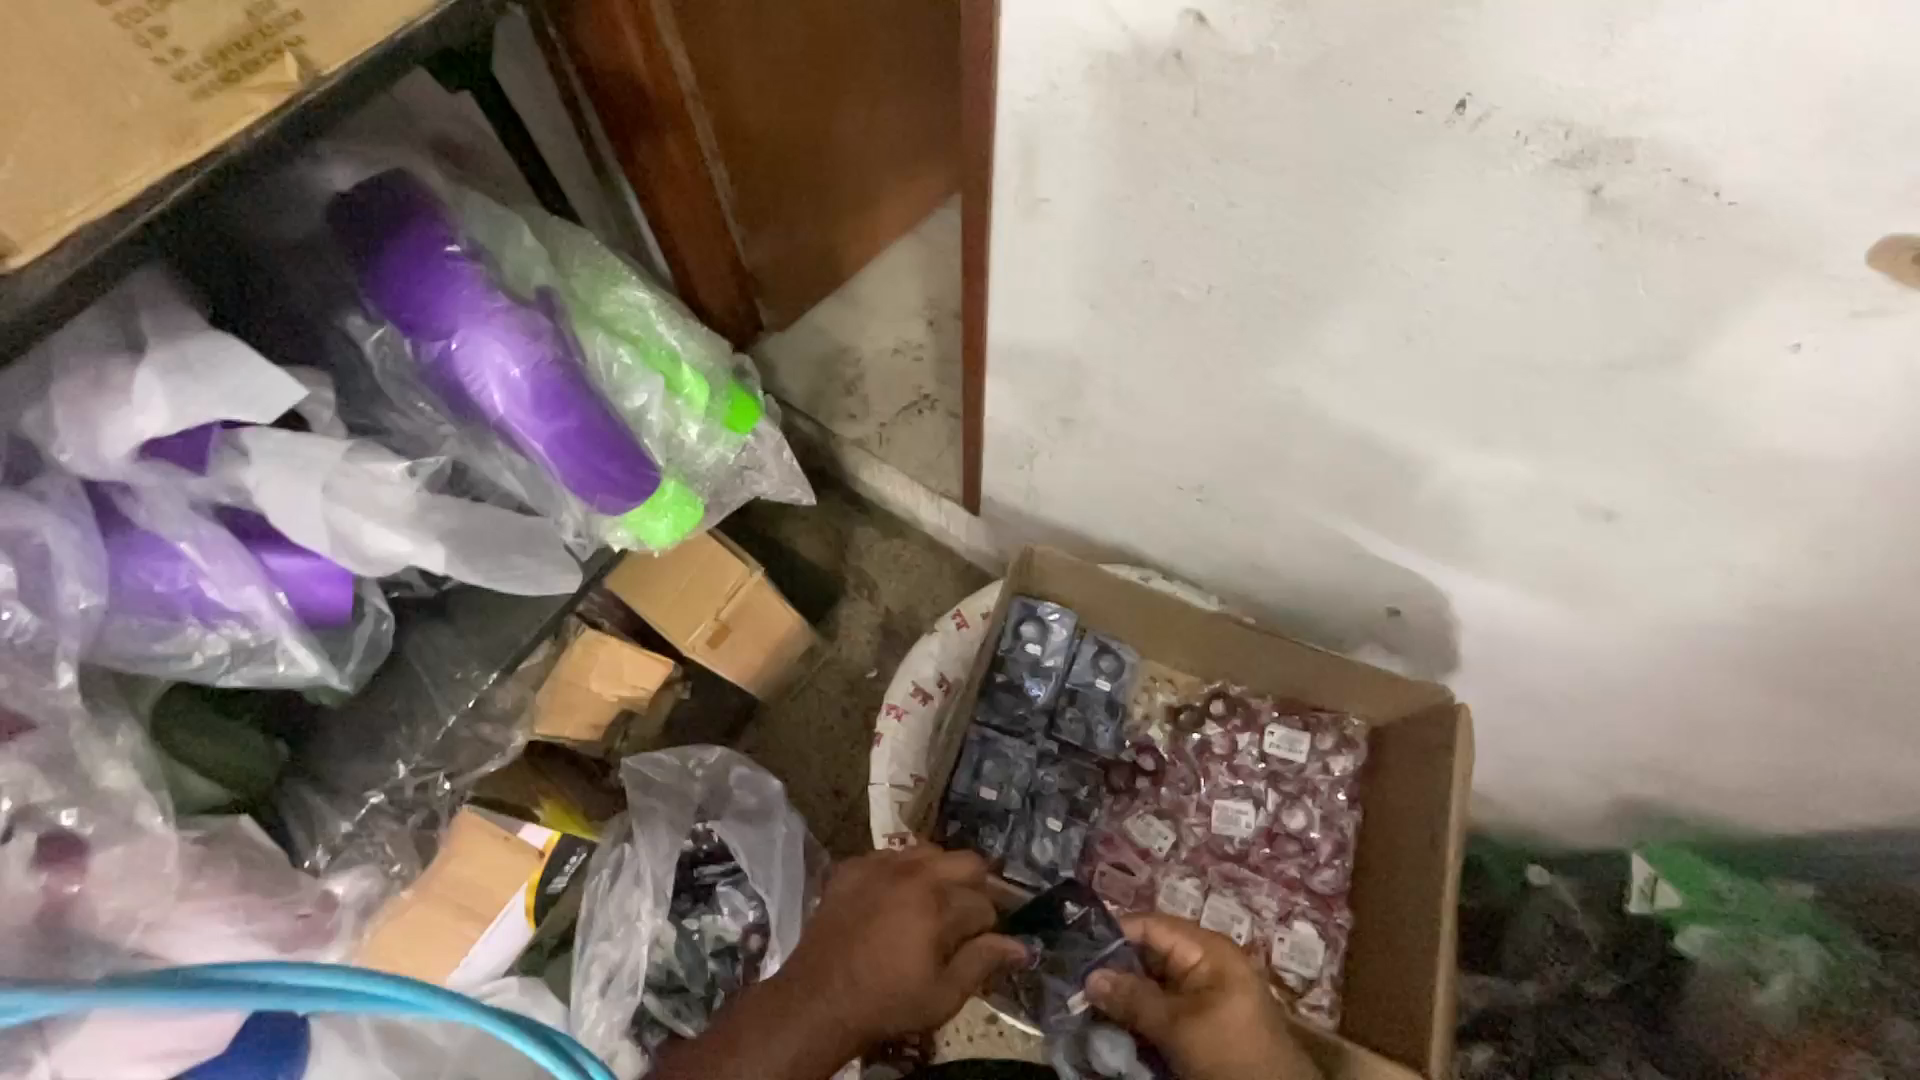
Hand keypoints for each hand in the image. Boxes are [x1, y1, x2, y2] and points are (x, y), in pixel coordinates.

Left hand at [773, 846, 1028, 1049]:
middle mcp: (914, 872)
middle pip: (966, 861)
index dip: (987, 928)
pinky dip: (900, 872)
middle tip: (962, 918)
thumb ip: (983, 963)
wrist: (817, 998)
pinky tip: (893, 898)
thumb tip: (1022, 945)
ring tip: (930, 904)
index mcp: (940, 904)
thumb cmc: (886, 1003)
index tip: (978, 945)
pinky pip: (890, 855)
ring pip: (929, 851)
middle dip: (975, 886)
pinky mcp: (853, 866)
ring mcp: (880, 864)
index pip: (985, 904)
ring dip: (939, 873)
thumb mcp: (943, 996)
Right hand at [1087, 914, 1320, 1079]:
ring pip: (1151, 987)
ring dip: (1123, 1000)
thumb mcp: (1179, 1028)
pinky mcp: (1202, 1027)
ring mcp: (1204, 998)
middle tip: (1075, 986)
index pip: (1150, 926)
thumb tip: (1090, 977)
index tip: (1075, 950)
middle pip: (1148, 956)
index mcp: (1206, 951)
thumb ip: (1133, 999)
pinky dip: (1139, 1021)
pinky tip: (1112, 1031)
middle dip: (1113, 972)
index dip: (1112, 935)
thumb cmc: (1233, 1058)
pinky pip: (1162, 1013)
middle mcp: (1204, 965)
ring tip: (1086, 1010)